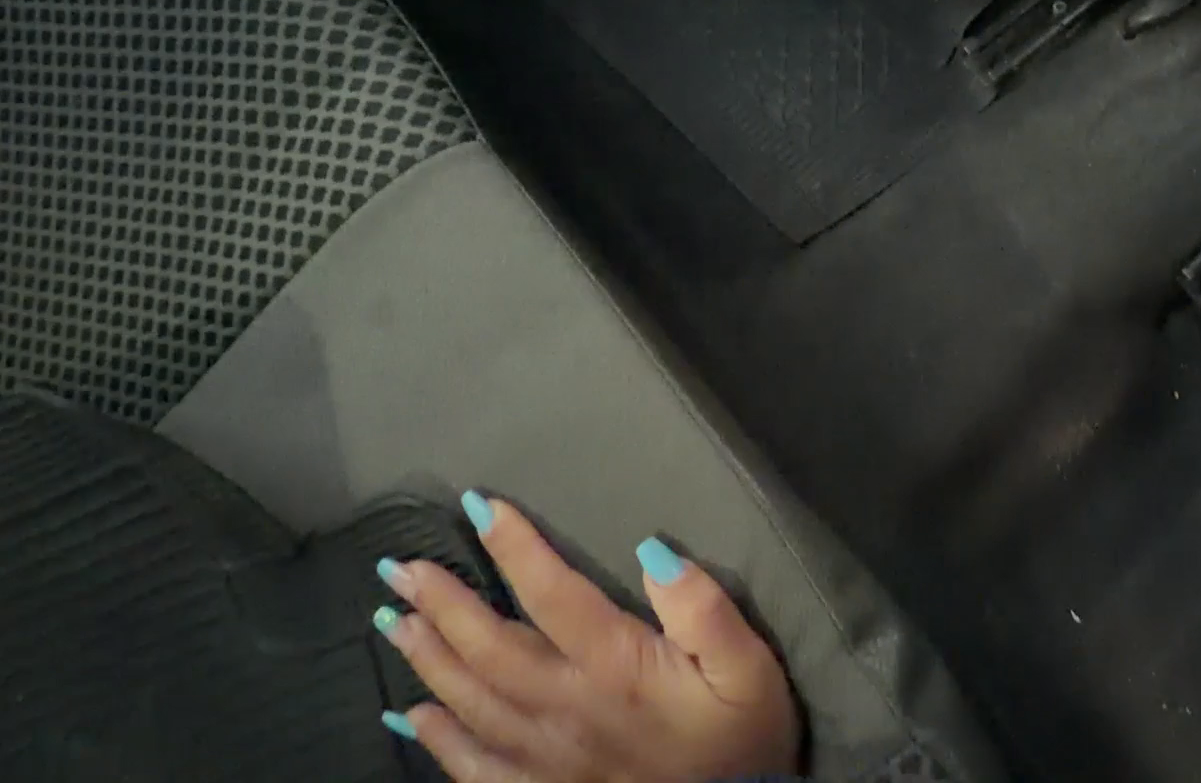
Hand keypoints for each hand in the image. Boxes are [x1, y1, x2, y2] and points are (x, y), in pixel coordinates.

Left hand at [372, 493, 800, 781]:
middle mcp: (567, 709)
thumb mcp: (747, 663)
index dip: (515, 548)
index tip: (479, 505)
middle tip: (400, 566)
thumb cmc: (743, 731)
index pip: (554, 595)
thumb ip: (704, 608)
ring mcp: (545, 758)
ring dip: (427, 656)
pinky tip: (406, 715)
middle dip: (444, 602)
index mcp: (616, 668)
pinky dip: (434, 739)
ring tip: (392, 616)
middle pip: (491, 648)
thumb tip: (653, 552)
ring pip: (469, 701)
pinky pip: (471, 767)